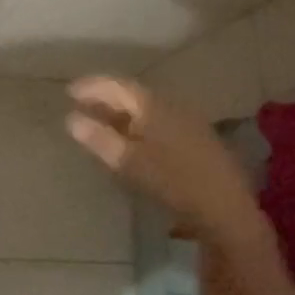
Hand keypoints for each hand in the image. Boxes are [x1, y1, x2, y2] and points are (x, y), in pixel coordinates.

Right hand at [65, 76, 267, 241]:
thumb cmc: (173, 182)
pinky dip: (138, 124)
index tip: (70, 91)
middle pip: (134, 95)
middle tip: (81, 104)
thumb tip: (71, 119)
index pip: (119, 86)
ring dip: (122, 112)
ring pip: (147, 109)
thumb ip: (100, 139)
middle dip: (106, 98)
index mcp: (154, 107)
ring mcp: (188, 122)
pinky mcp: (196, 139)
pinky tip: (132, 139)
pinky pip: (159, 121)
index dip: (93, 86)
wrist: (225, 207)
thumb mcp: (130, 163)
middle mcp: (172, 106)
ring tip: (101, 121)